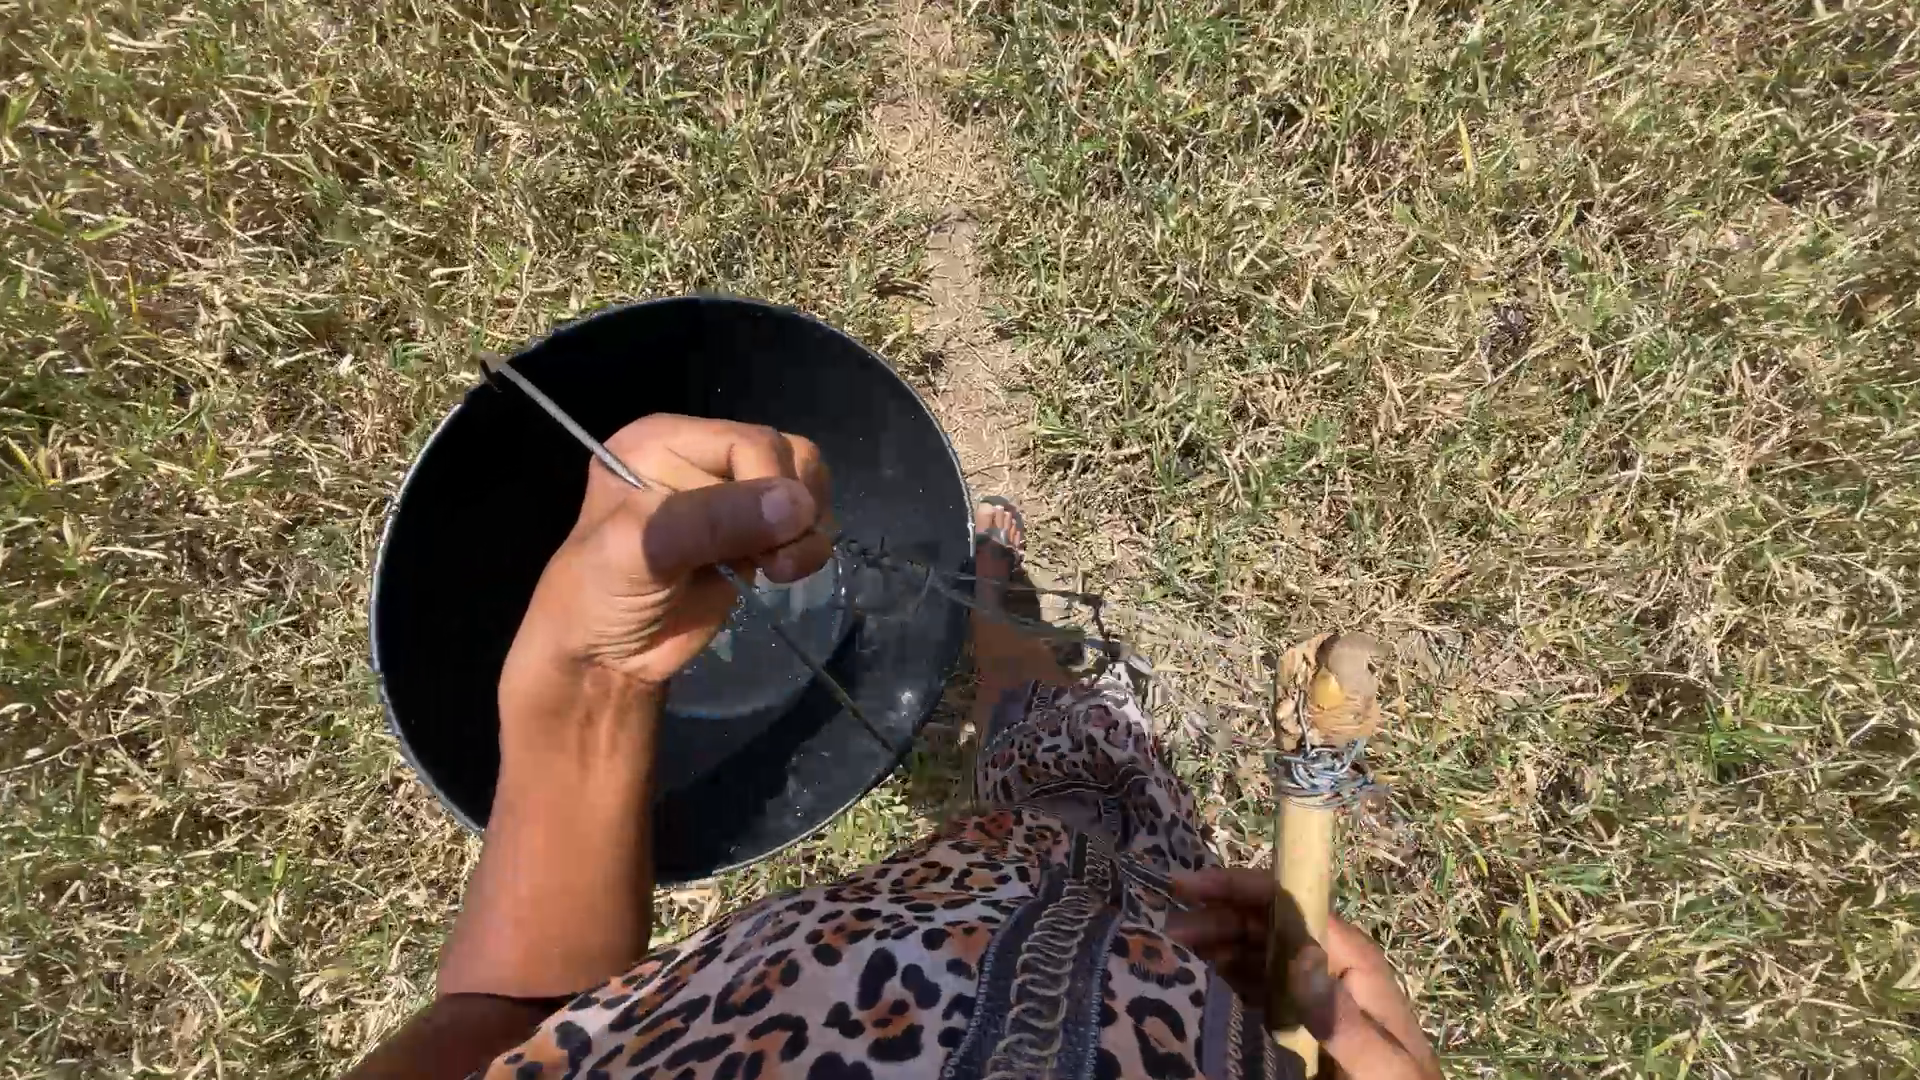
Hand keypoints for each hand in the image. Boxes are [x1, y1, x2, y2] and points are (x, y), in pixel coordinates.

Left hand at [498, 414, 831, 720]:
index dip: (771, 486)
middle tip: (775, 558)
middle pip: (789, 456)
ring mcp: (735, 498)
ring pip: (808, 487)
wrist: (607, 658)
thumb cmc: (600, 595)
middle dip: (796, 508)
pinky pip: (809, 523)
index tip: (762, 540)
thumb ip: (714, 521)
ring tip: (779, 569)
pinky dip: (809, 548)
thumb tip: (799, 505)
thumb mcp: (643, 550)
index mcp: (665, 441)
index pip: (750, 441)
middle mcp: (704, 458)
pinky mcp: (757, 534)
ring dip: (808, 531)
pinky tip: (781, 574)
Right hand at [1168, 868, 1440, 1079]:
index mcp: (1346, 957)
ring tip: (1172, 956)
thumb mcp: (1382, 1067)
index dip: (1235, 886)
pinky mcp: (1290, 1016)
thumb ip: (1343, 1019)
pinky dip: (1216, 976)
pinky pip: (1246, 982)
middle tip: (1170, 933)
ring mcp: (1304, 988)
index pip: (1285, 900)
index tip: (1188, 889)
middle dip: (1212, 918)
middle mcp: (1322, 960)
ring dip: (1209, 945)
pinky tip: (1193, 985)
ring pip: (1247, 947)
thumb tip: (1301, 958)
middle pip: (1258, 919)